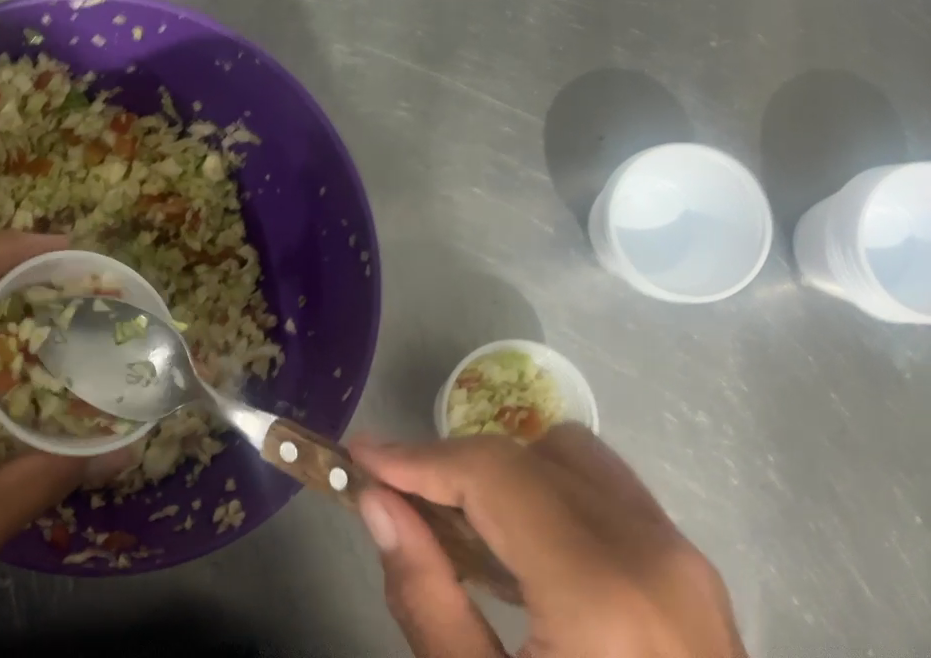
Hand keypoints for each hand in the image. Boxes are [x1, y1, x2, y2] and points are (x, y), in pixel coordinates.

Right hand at [351, 425, 744, 657]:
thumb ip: (424, 596)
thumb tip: (376, 502)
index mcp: (601, 595)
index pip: (491, 473)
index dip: (414, 457)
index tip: (357, 457)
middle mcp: (654, 557)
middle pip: (524, 458)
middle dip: (449, 466)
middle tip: (395, 500)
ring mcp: (687, 564)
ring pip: (569, 459)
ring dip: (501, 474)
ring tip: (460, 525)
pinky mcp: (696, 576)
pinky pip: (606, 491)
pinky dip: (545, 492)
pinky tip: (516, 549)